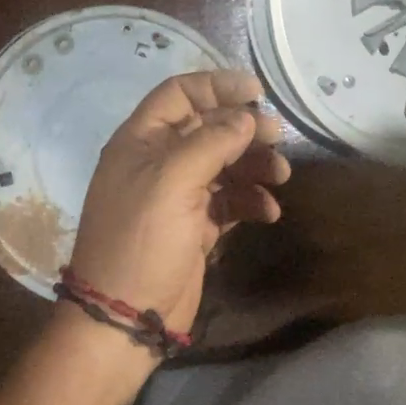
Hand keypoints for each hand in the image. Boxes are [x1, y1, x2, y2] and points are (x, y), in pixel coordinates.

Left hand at [68, 70, 289, 336]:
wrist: (124, 317)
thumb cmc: (142, 240)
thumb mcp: (173, 181)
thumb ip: (212, 142)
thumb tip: (246, 117)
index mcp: (141, 140)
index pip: (180, 94)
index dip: (217, 86)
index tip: (257, 93)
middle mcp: (158, 161)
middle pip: (208, 128)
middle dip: (244, 130)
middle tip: (278, 138)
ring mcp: (177, 196)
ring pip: (223, 165)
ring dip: (254, 166)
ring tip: (281, 177)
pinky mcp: (194, 227)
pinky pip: (229, 201)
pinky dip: (250, 201)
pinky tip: (268, 212)